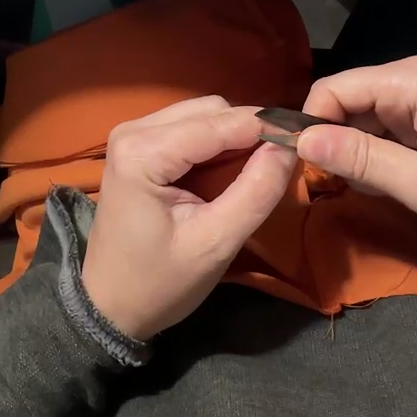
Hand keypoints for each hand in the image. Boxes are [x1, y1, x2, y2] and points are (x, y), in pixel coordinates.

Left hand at [82, 97, 299, 340]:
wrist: (109, 305)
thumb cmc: (159, 283)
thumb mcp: (215, 243)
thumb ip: (255, 191)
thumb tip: (290, 146)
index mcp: (142, 152)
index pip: (219, 122)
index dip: (266, 127)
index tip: (307, 140)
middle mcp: (133, 130)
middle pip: (211, 111)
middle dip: (250, 132)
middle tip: (283, 163)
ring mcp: (132, 134)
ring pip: (202, 115)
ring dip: (234, 137)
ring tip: (260, 170)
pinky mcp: (139, 145)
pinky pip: (190, 128)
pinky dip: (216, 144)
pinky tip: (232, 171)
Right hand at [294, 57, 416, 282]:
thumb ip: (361, 160)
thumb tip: (299, 139)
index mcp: (410, 80)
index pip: (331, 89)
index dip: (309, 125)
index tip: (301, 168)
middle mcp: (413, 77)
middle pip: (345, 102)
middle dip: (333, 142)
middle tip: (339, 188)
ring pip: (362, 119)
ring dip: (356, 154)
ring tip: (374, 190)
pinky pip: (385, 130)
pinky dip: (378, 157)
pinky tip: (393, 185)